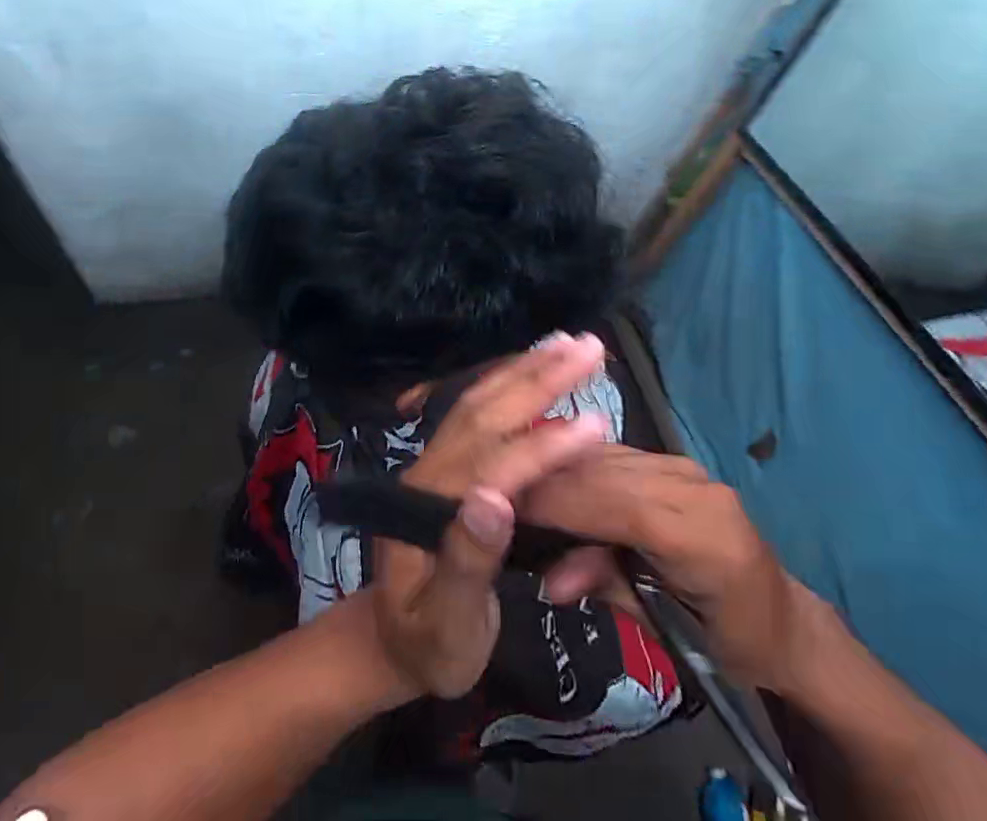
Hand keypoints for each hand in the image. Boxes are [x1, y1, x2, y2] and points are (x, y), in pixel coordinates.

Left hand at [371, 333, 610, 698]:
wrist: (389, 638)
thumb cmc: (427, 643)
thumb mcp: (447, 625)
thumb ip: (466, 566)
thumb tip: (494, 501)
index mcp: (429, 509)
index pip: (494, 468)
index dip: (546, 447)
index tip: (598, 425)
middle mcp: (430, 471)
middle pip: (486, 415)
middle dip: (539, 380)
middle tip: (589, 348)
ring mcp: (438, 462)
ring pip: (481, 403)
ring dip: (526, 369)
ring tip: (569, 341)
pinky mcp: (450, 462)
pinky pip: (481, 411)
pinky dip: (512, 382)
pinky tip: (538, 364)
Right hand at [521, 446, 805, 691]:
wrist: (779, 617)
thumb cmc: (728, 638)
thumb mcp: (668, 630)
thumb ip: (610, 589)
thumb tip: (551, 579)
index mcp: (706, 537)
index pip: (623, 505)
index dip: (564, 500)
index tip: (508, 501)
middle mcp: (698, 490)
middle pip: (610, 473)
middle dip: (549, 477)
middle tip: (495, 486)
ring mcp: (689, 472)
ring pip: (609, 458)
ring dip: (559, 466)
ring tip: (513, 477)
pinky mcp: (677, 467)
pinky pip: (618, 459)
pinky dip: (580, 464)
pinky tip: (550, 470)